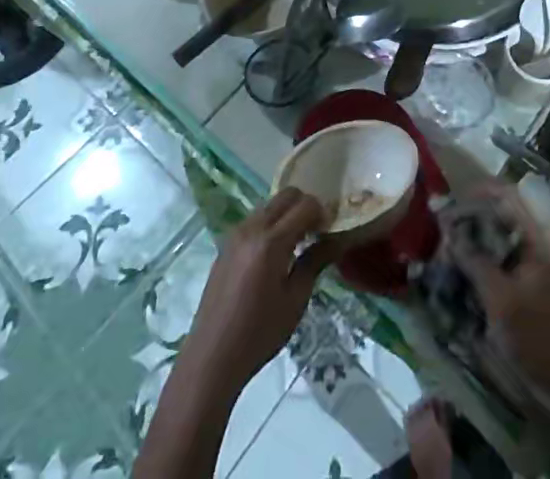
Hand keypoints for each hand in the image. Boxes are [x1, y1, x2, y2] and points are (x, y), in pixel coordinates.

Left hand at [175, 189, 338, 399]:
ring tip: (299, 244)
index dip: (323, 212)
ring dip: (287, 214)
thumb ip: (315, 262)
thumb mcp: (296, 300)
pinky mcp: (226, 244)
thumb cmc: (260, 332)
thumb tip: (336, 239)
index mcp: (270, 242)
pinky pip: (254, 220)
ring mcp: (235, 234)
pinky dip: (271, 224)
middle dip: (305, 206)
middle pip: (285, 196)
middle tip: (317, 232)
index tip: (332, 229)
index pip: (304, 205)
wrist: (213, 353)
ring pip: (268, 205)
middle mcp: (251, 228)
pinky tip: (276, 254)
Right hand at [447, 185, 549, 393]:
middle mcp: (526, 248)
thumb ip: (474, 260)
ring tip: (439, 247)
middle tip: (438, 225)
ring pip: (488, 242)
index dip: (479, 192)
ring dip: (465, 242)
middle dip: (466, 218)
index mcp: (531, 242)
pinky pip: (487, 265)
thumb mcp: (500, 296)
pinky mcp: (513, 289)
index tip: (451, 199)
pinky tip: (450, 271)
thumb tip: (449, 229)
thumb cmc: (536, 332)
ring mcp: (520, 269)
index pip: (507, 199)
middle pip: (494, 219)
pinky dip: (469, 264)